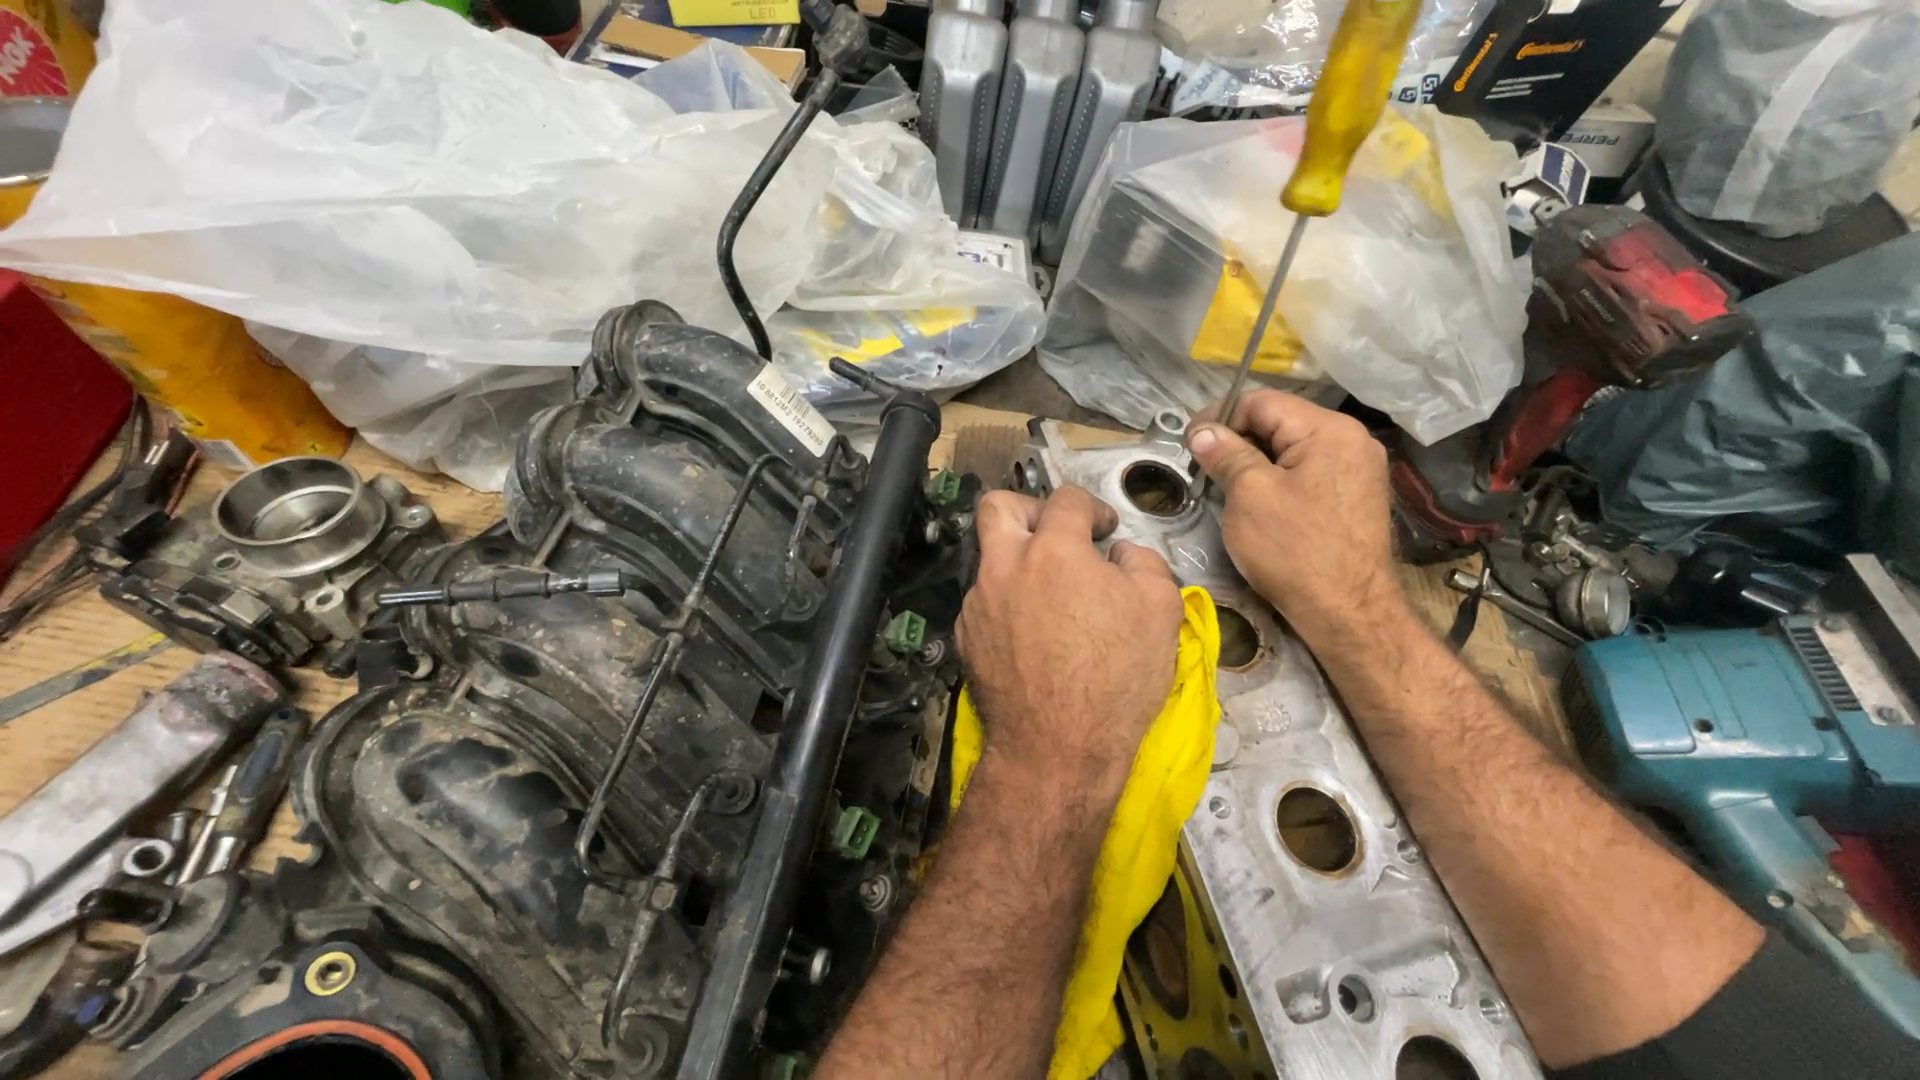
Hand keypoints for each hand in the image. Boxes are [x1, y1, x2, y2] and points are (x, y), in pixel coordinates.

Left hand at [957, 487, 1184, 799]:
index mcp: (1054, 550)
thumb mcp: (1160, 612)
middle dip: (1029, 509)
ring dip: (1019, 565)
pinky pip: (985, 604)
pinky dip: (1008, 606)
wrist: (1058, 748)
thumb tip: (1121, 554)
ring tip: (1052, 599)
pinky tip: (1033, 636)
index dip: (1093, 507)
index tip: (1104, 530)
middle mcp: (1005, 566)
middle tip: (1057, 535)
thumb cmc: (1116, 679)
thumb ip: (1144, 564)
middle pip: (998, 506)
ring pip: (990, 560)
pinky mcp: (965, 637)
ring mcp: (978, 603)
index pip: (1067, 500)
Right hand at [1187, 390, 1402, 640]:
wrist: (1347, 611)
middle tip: (1204, 468)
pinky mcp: (1356, 496)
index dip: (1219, 416)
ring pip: (1293, 448)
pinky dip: (1278, 478)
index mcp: (1328, 430)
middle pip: (1280, 422)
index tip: (1190, 443)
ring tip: (1226, 487)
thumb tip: (1203, 432)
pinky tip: (1258, 502)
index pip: (1262, 402)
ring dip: (1255, 461)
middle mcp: (1352, 440)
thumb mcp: (1249, 496)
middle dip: (1237, 439)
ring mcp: (1358, 469)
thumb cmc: (1294, 550)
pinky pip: (1308, 471)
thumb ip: (1226, 454)